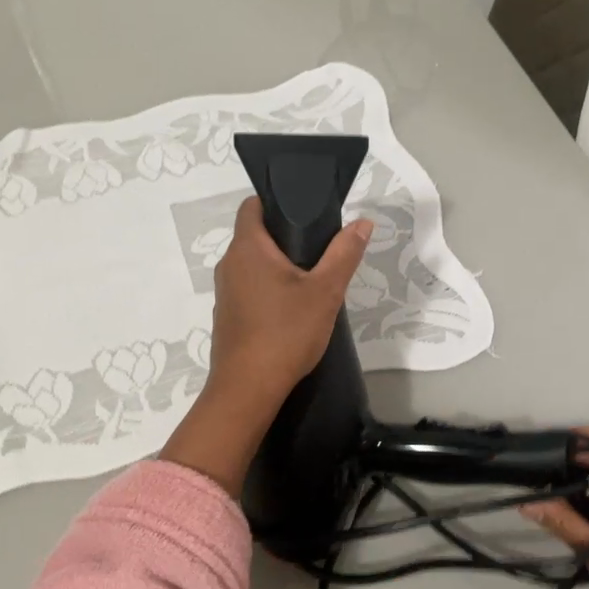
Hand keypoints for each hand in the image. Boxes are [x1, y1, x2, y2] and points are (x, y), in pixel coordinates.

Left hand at [210, 197, 372, 400]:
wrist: (249, 388)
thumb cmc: (286, 332)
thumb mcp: (325, 291)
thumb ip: (344, 254)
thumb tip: (363, 223)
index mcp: (248, 248)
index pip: (251, 206)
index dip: (274, 201)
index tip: (304, 210)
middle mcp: (230, 264)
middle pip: (254, 235)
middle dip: (284, 235)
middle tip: (320, 245)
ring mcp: (225, 292)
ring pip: (253, 264)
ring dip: (278, 264)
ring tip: (311, 277)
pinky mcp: (228, 316)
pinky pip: (249, 288)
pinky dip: (269, 288)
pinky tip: (293, 307)